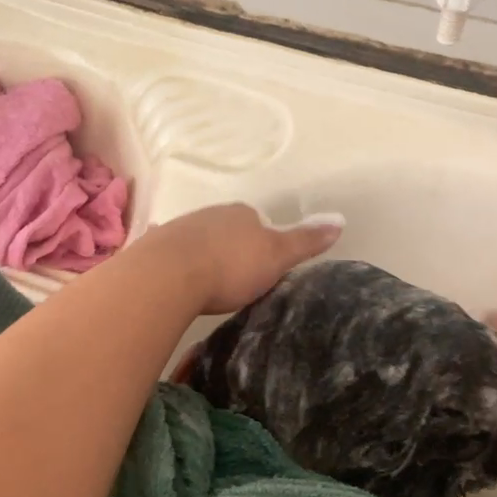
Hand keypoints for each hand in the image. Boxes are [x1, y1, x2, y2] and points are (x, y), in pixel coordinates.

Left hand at [135, 204, 342, 314]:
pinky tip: (172, 276)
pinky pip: (170, 253)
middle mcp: (211, 214)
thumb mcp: (276, 257)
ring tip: (206, 283)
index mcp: (242, 214)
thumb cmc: (230, 267)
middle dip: (231, 249)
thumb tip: (340, 221)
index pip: (259, 223)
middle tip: (234, 280)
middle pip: (227, 230)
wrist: (169, 275)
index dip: (262, 245)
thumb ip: (305, 242)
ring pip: (198, 240)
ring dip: (202, 255)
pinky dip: (175, 262)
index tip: (261, 269)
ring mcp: (180, 228)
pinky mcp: (156, 248)